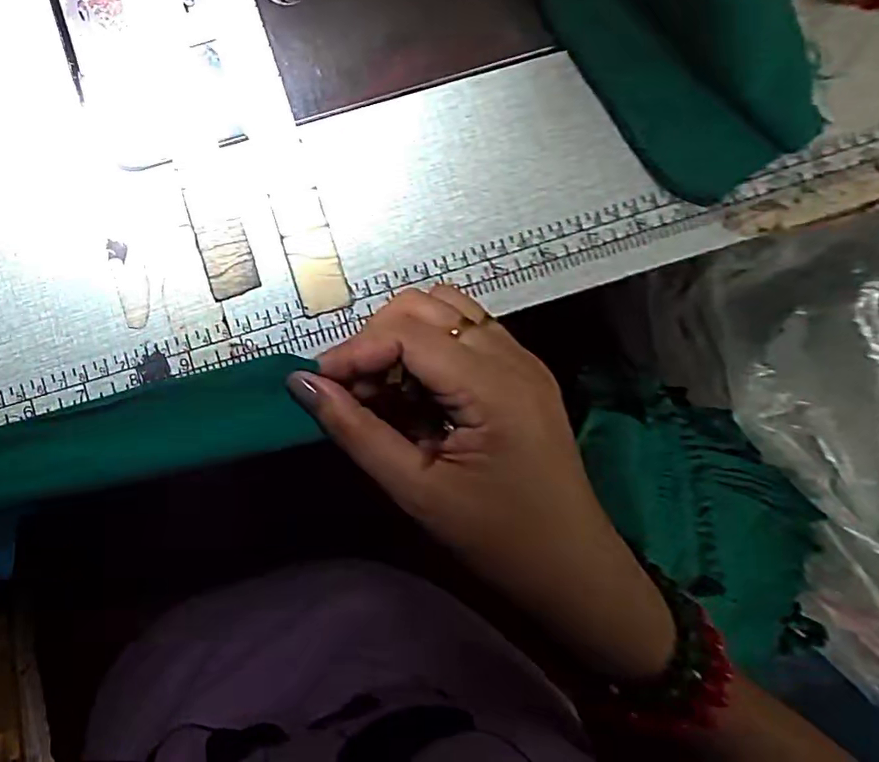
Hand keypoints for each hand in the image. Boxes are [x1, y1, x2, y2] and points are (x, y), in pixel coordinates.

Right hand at [287, 285, 673, 679]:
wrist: (576, 572)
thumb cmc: (498, 540)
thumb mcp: (417, 492)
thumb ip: (356, 432)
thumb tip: (302, 384)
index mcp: (494, 387)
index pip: (407, 332)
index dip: (355, 350)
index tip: (319, 383)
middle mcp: (511, 356)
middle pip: (422, 306)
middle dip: (375, 339)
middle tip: (353, 390)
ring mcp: (520, 358)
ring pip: (443, 308)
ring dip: (400, 335)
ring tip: (383, 386)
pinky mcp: (520, 368)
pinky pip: (462, 330)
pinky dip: (425, 346)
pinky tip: (415, 390)